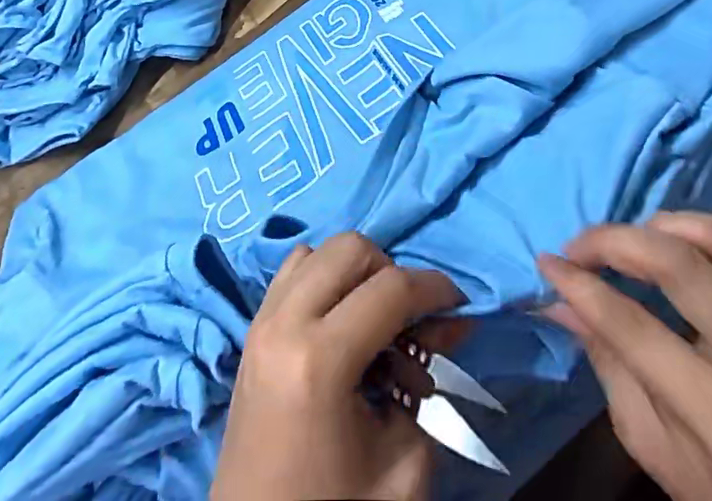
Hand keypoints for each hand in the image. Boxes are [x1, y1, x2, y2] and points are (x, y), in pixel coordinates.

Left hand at [213, 233, 465, 500]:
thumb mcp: (403, 463)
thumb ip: (431, 384)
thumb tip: (452, 322)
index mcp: (319, 359)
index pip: (390, 288)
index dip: (435, 289)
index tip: (461, 307)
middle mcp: (283, 323)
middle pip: (348, 248)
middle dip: (391, 273)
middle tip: (412, 324)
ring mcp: (260, 322)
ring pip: (316, 252)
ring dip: (354, 274)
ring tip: (375, 326)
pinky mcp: (250, 331)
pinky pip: (290, 275)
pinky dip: (324, 282)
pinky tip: (342, 329)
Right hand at [537, 201, 711, 500]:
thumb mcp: (657, 449)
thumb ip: (610, 366)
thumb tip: (558, 299)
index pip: (634, 329)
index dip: (579, 286)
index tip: (549, 264)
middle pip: (686, 268)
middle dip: (617, 242)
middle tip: (584, 246)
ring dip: (683, 224)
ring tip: (651, 236)